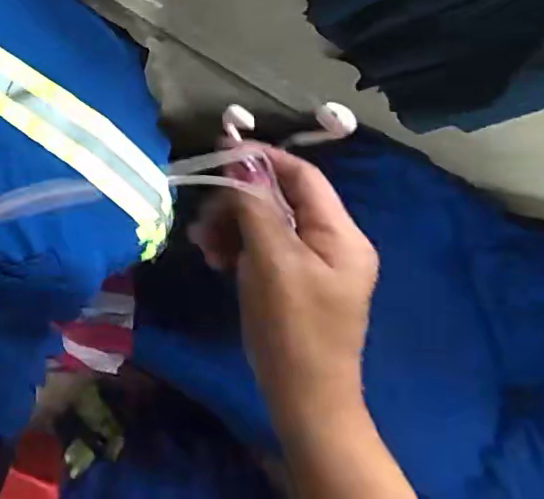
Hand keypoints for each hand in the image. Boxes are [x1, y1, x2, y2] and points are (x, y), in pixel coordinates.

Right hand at [189, 143, 377, 432]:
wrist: (302, 391)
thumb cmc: (292, 323)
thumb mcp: (271, 258)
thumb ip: (255, 205)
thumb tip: (239, 159)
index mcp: (340, 234)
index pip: (303, 175)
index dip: (261, 158)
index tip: (217, 151)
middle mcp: (329, 240)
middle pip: (275, 195)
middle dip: (233, 200)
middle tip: (203, 219)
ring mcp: (309, 258)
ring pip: (258, 216)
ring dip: (226, 223)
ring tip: (205, 245)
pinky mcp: (288, 273)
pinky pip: (255, 240)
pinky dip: (230, 242)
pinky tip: (214, 257)